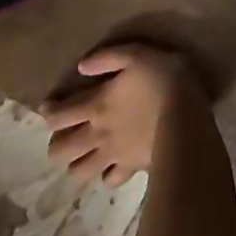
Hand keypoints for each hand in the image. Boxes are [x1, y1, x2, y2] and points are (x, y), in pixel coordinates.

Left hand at [40, 43, 205, 186]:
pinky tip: (114, 165)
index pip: (57, 116)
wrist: (186, 116)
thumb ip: (109, 57)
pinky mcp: (130, 168)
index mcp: (96, 106)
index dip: (48, 112)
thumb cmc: (164, 80)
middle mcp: (96, 134)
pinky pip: (110, 180)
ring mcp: (112, 155)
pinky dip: (107, 175)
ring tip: (86, 152)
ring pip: (78, 171)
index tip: (49, 107)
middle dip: (57, 143)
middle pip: (59, 151)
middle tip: (68, 132)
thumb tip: (81, 66)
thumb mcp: (139, 54)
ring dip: (77, 162)